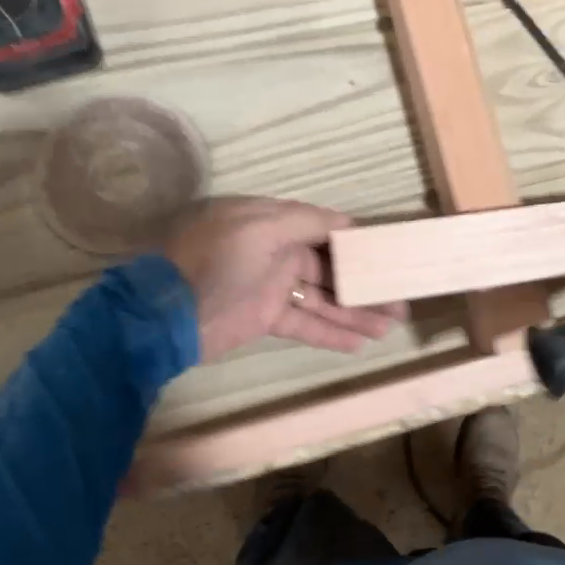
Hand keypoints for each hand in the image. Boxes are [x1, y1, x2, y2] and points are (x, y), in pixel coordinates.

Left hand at [164, 198, 405, 362]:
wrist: (163, 315)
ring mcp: (270, 285)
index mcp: (271, 221)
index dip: (357, 242)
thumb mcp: (259, 228)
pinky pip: (305, 323)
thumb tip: (347, 222)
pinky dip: (330, 333)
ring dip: (355, 311)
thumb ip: (305, 221)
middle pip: (330, 266)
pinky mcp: (264, 317)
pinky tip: (360, 343)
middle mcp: (275, 249)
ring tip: (390, 325)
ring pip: (322, 297)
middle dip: (364, 283)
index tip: (388, 255)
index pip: (324, 228)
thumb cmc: (214, 262)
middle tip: (400, 301)